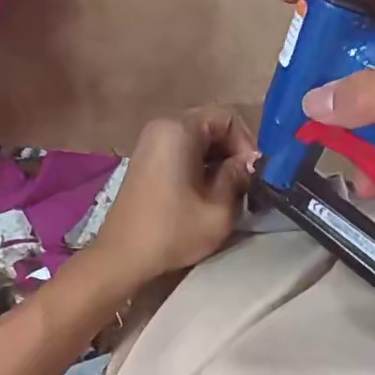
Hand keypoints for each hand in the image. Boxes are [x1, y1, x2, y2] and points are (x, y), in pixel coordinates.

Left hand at [88, 106, 256, 285]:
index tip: (253, 174)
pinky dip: (197, 166)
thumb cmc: (172, 233)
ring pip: (196, 140)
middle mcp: (161, 127)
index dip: (247, 143)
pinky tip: (204, 193)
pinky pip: (180, 151)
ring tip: (226, 192)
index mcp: (178, 129)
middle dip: (232, 152)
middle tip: (244, 184)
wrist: (122, 257)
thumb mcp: (218, 210)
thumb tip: (250, 163)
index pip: (228, 117)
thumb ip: (239, 178)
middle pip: (211, 126)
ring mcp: (149, 144)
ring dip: (216, 161)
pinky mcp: (144, 161)